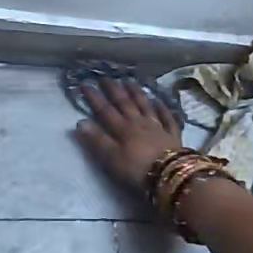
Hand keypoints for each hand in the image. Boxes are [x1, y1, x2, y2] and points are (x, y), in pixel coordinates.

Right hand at [74, 79, 183, 193]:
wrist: (169, 175)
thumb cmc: (136, 168)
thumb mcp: (111, 157)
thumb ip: (96, 140)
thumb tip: (80, 122)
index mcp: (123, 129)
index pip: (105, 110)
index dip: (94, 97)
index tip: (85, 84)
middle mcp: (139, 123)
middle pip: (125, 103)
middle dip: (114, 90)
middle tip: (106, 78)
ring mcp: (157, 127)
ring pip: (145, 105)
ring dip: (137, 93)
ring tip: (129, 81)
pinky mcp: (172, 135)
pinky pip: (167, 117)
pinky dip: (162, 108)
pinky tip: (159, 101)